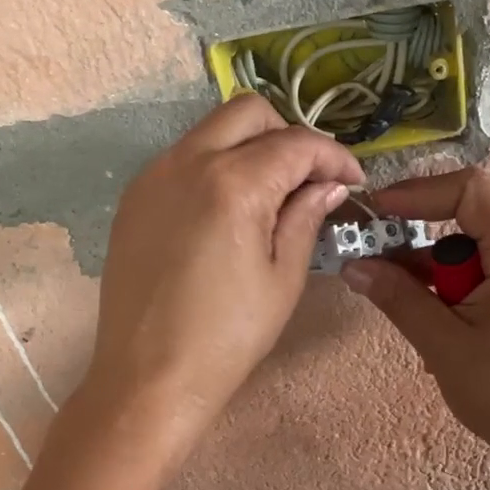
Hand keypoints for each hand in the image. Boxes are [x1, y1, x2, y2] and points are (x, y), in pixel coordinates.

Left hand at [81, 94, 362, 453]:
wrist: (147, 378)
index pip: (296, 143)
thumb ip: (306, 217)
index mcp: (233, 183)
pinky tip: (229, 210)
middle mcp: (188, 162)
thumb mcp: (283, 279)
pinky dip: (216, 165)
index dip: (334, 156)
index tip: (355, 180)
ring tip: (272, 194)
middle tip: (309, 179)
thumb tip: (328, 184)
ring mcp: (154, 176)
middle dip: (288, 134)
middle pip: (248, 111)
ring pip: (211, 130)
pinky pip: (184, 158)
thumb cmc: (227, 337)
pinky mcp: (134, 197)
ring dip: (250, 146)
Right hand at [340, 169, 489, 486]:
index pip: (469, 189)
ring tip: (398, 299)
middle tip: (377, 260)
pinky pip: (486, 268)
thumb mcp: (443, 343)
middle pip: (470, 212)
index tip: (375, 214)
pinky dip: (453, 284)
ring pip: (473, 243)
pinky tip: (431, 319)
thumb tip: (355, 266)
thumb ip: (398, 297)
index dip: (417, 193)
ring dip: (433, 264)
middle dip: (420, 232)